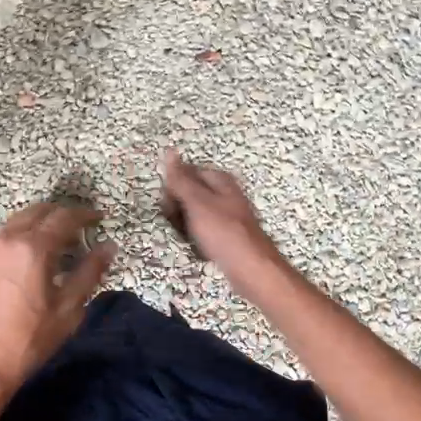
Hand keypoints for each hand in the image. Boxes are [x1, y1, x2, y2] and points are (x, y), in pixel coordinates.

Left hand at [0, 202, 114, 391]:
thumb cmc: (29, 339)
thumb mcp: (69, 309)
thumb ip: (90, 272)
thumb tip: (109, 247)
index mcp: (33, 248)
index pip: (64, 218)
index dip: (84, 215)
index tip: (99, 218)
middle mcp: (8, 239)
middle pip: (38, 211)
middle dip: (61, 214)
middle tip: (79, 227)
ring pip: (18, 220)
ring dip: (39, 222)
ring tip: (56, 240)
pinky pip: (2, 236)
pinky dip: (20, 235)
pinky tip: (29, 256)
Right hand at [160, 149, 288, 294]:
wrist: (251, 269)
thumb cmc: (224, 233)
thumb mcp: (197, 203)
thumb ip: (181, 179)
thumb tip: (169, 151)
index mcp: (219, 180)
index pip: (185, 173)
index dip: (173, 188)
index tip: (169, 205)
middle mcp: (225, 193)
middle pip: (189, 193)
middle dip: (179, 209)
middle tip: (179, 225)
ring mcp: (227, 214)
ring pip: (194, 214)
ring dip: (186, 226)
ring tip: (190, 239)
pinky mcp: (227, 234)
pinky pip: (204, 230)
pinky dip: (198, 238)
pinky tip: (199, 249)